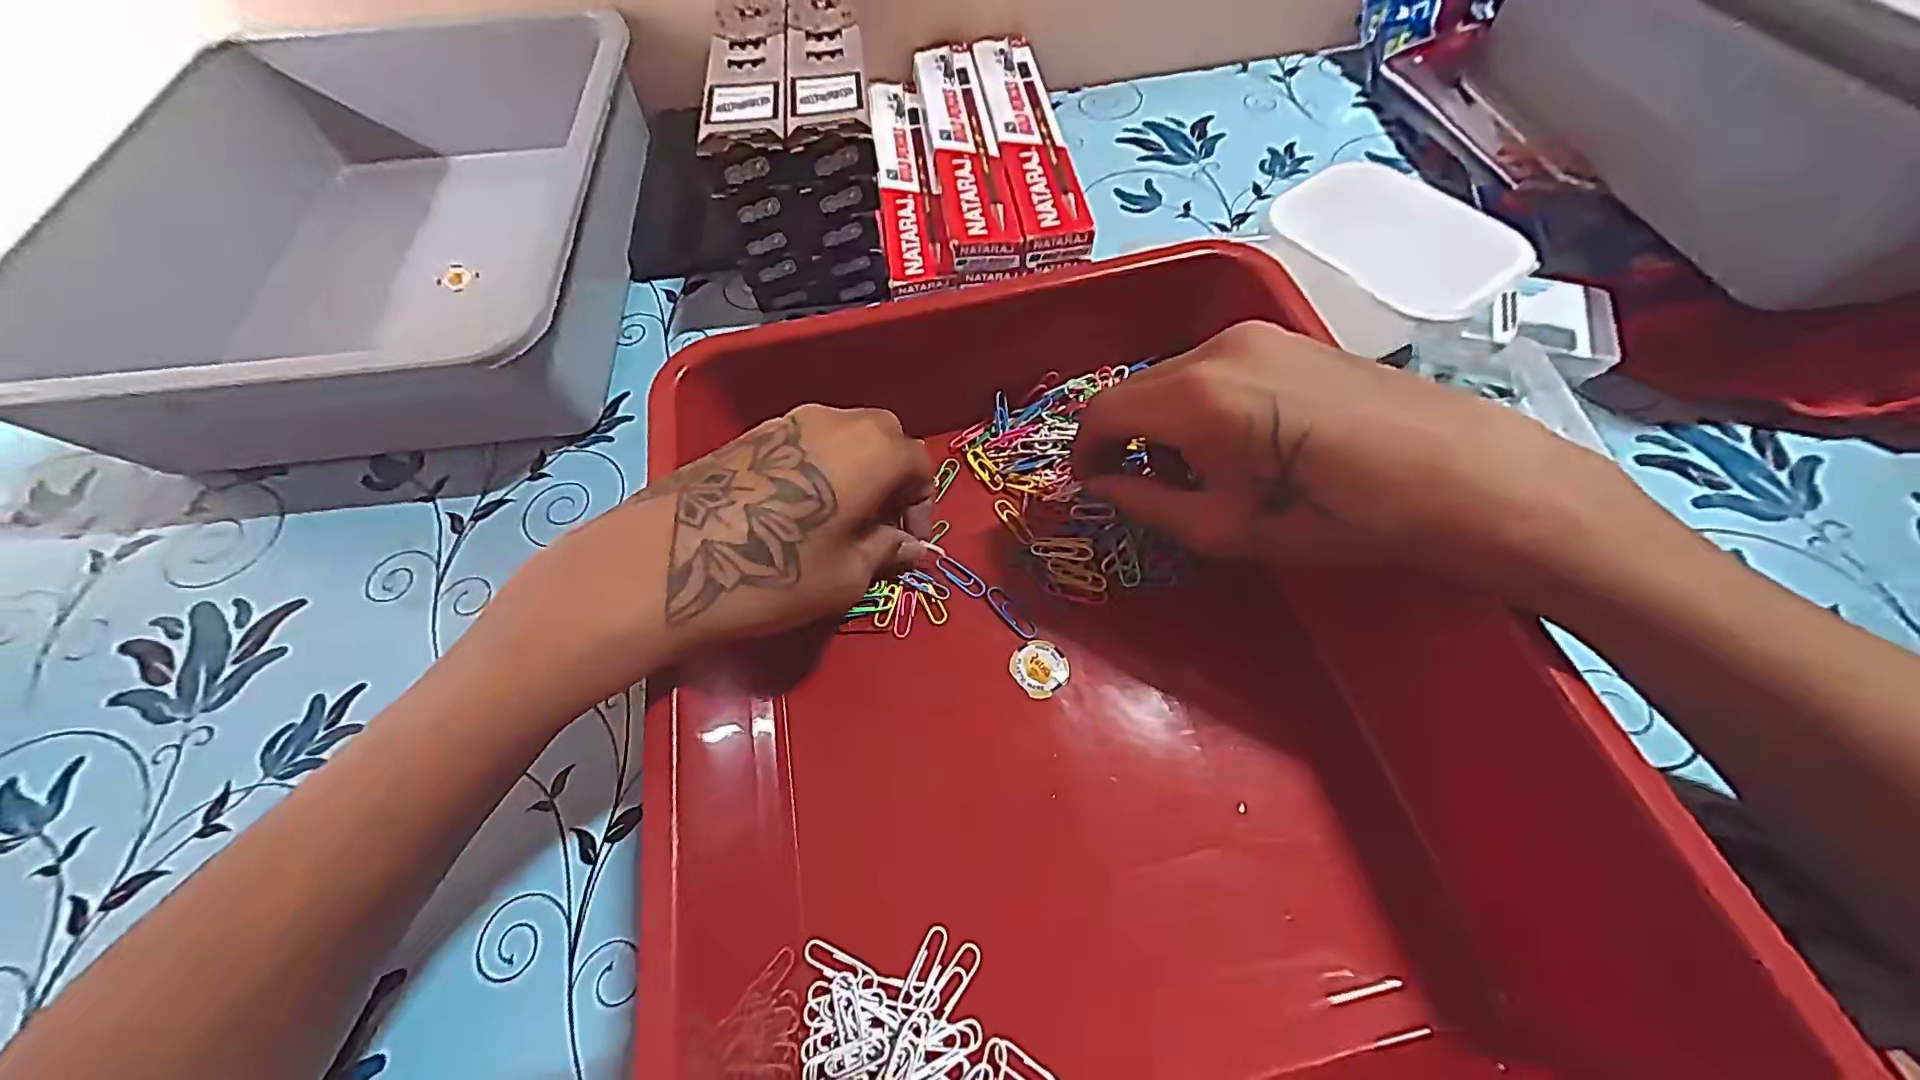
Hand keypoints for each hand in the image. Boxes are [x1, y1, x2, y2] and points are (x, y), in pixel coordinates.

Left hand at [473, 404, 933, 715]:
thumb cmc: (773, 572)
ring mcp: (787, 421)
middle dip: (893, 480)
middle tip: (880, 528)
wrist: (664, 562)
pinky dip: (822, 469)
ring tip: (840, 522)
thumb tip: (917, 548)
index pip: (919, 464)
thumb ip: (888, 551)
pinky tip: (800, 511)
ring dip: (857, 472)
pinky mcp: (750, 433)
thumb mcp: (847, 575)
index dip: (922, 505)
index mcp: (872, 449)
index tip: (909, 541)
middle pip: (884, 439)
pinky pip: (806, 443)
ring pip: (844, 437)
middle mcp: (835, 420)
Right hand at [1070, 320, 1650, 596]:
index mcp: (1194, 395)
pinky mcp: (1283, 336)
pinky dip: (1193, 405)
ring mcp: (1253, 334)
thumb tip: (1100, 485)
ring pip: (1168, 377)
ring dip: (1158, 423)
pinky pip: (1207, 368)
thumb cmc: (1334, 514)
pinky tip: (1232, 443)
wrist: (1456, 475)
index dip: (1083, 453)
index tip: (1088, 486)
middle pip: (1133, 390)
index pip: (1103, 412)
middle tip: (1138, 487)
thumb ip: (1144, 501)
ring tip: (1192, 472)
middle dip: (1122, 440)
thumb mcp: (1221, 526)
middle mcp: (1214, 348)